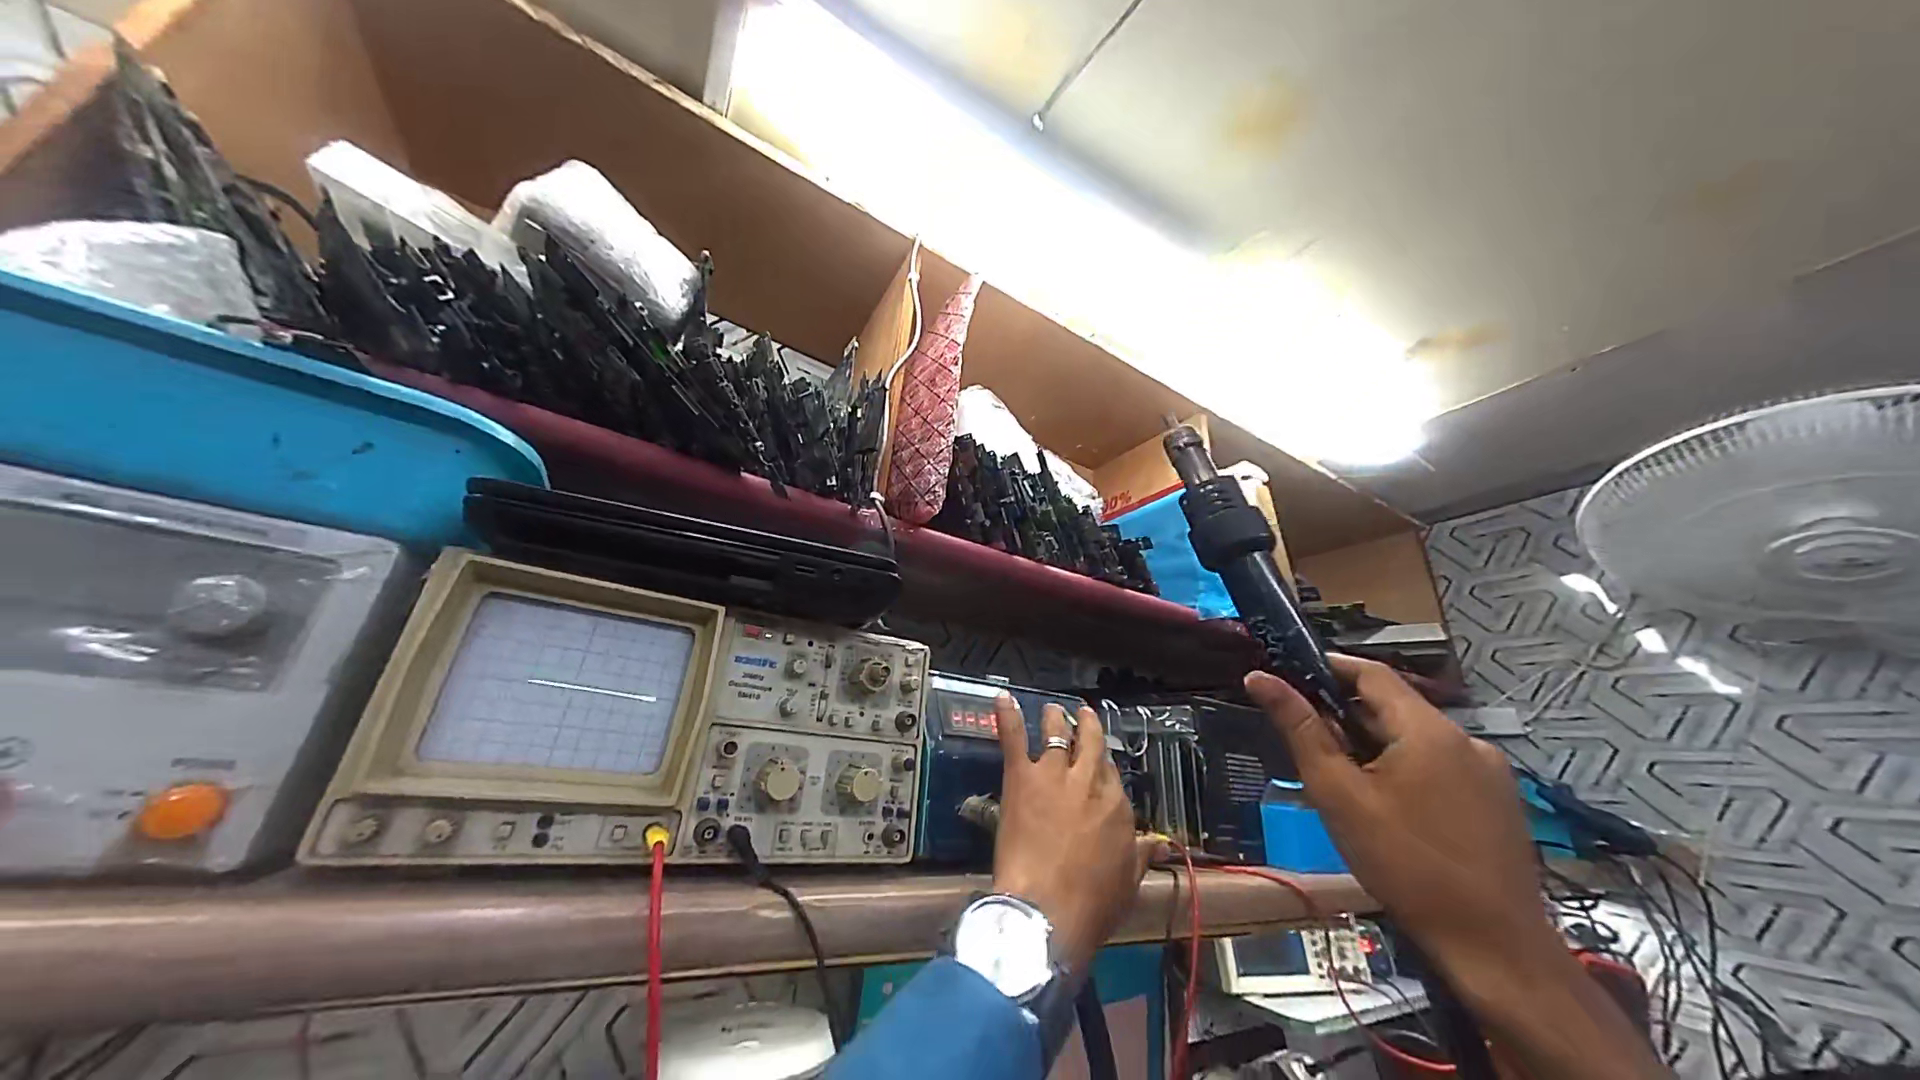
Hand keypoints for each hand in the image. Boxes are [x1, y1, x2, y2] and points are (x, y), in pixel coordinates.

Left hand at [990, 695, 1153, 976]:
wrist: (1048, 908)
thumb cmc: (1091, 904)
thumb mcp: (1127, 882)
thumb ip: (1141, 854)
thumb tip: (1158, 842)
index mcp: (1116, 805)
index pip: (1111, 772)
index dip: (1102, 764)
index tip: (1097, 759)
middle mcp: (1088, 781)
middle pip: (1089, 743)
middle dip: (1087, 726)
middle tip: (1083, 714)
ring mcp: (1054, 775)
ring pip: (1056, 733)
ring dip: (1054, 718)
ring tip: (1052, 708)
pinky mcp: (1022, 777)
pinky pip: (1013, 738)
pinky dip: (1006, 716)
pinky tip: (1002, 697)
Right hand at [1247, 656, 1670, 1079]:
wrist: (1494, 948)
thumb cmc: (1403, 863)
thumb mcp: (1337, 793)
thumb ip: (1300, 728)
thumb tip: (1259, 677)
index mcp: (1428, 729)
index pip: (1372, 673)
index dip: (1328, 666)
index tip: (1290, 674)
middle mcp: (1467, 739)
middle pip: (1394, 707)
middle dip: (1347, 716)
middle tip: (1309, 743)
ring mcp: (1491, 772)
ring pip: (1417, 739)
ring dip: (1376, 746)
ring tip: (1344, 783)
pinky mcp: (1500, 803)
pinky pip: (1442, 766)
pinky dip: (1407, 769)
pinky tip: (1390, 809)